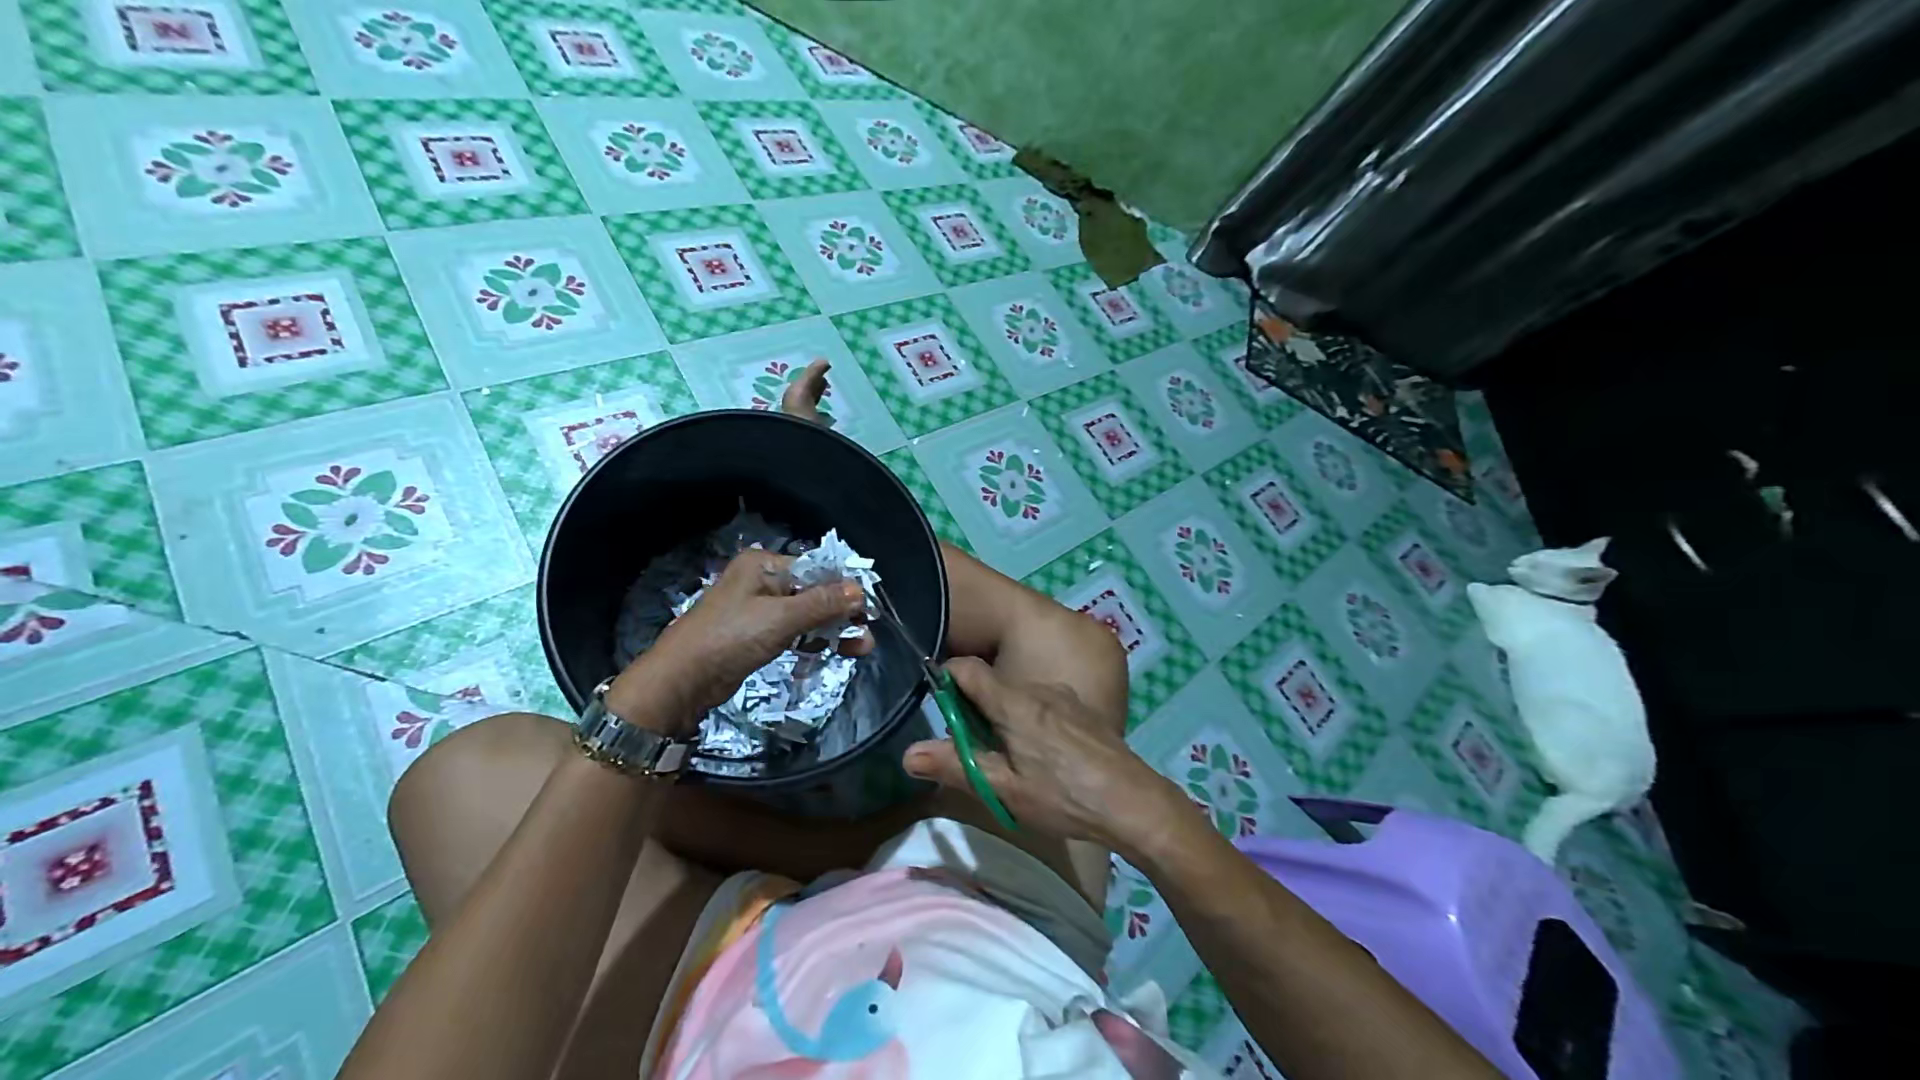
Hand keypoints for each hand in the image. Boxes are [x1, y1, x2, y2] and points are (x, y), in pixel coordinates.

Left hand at [608, 550, 872, 735]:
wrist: (681, 681)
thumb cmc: (730, 638)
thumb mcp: (781, 618)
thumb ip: (823, 603)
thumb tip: (860, 590)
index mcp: (763, 564)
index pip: (816, 569)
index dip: (845, 587)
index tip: (870, 609)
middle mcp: (762, 581)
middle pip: (814, 591)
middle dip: (842, 612)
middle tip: (868, 633)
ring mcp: (759, 609)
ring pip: (807, 614)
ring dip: (832, 629)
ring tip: (861, 648)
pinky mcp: (757, 635)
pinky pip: (794, 632)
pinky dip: (813, 640)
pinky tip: (833, 651)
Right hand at [901, 657, 1189, 853]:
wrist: (1134, 802)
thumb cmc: (1064, 796)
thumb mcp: (1004, 789)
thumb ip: (956, 766)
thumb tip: (907, 754)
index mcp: (1014, 701)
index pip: (966, 668)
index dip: (944, 679)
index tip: (938, 706)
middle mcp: (1038, 688)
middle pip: (991, 684)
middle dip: (974, 708)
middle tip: (973, 748)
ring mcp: (1065, 697)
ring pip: (1018, 695)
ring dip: (1003, 717)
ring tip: (1007, 759)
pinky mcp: (1082, 710)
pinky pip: (1042, 704)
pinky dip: (1028, 721)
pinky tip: (1042, 758)